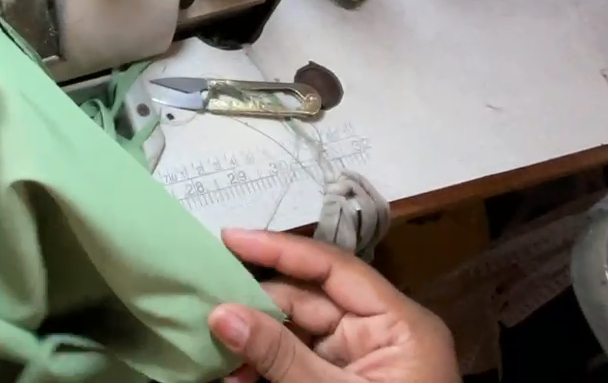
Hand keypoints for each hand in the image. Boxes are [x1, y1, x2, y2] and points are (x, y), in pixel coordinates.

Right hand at [208, 230, 458, 382]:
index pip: (332, 266)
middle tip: (208, 300)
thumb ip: (278, 355)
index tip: (228, 237)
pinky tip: (235, 373)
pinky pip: (296, 358)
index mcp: (400, 323)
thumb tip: (218, 312)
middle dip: (256, 304)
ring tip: (216, 349)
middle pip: (307, 297)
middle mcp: (380, 331)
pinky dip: (265, 364)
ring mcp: (362, 359)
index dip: (278, 248)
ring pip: (295, 328)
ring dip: (254, 338)